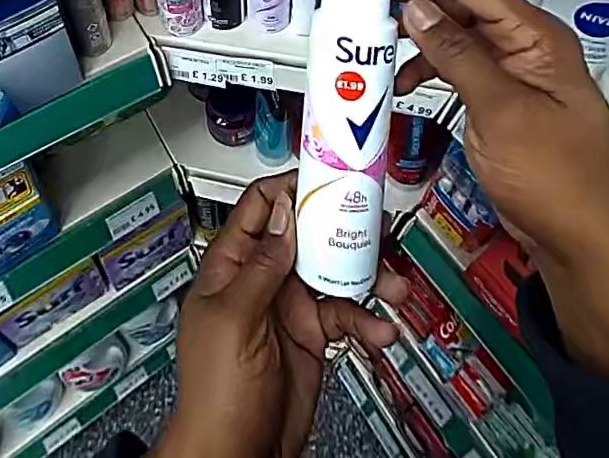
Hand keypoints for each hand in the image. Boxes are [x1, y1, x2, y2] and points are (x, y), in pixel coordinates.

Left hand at [156, 173, 405, 457]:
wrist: (238, 457)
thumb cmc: (215, 393)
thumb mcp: (232, 320)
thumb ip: (260, 266)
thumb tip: (282, 214)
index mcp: (235, 263)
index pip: (262, 206)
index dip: (292, 187)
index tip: (326, 178)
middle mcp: (265, 275)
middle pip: (308, 233)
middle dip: (342, 227)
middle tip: (375, 225)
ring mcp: (292, 302)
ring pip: (334, 269)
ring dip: (367, 274)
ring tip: (393, 286)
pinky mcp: (315, 330)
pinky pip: (346, 312)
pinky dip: (367, 319)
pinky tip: (379, 330)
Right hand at [372, 0, 608, 379]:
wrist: (581, 241)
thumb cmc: (552, 176)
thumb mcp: (501, 110)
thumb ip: (457, 54)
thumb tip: (417, 6)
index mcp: (535, 36)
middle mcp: (525, 43)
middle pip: (464, 1)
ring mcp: (513, 68)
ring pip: (457, 32)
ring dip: (420, 32)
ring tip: (379, 34)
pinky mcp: (500, 93)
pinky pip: (459, 64)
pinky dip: (431, 66)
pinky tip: (405, 81)